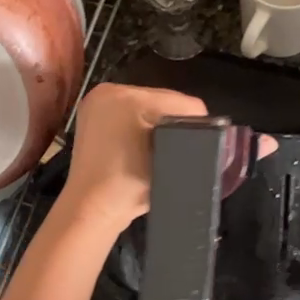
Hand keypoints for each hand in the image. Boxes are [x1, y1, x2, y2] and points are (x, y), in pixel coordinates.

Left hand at [61, 83, 209, 227]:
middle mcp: (111, 90)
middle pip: (162, 99)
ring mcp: (98, 100)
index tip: (206, 143)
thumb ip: (190, 140)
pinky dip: (137, 122)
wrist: (90, 209)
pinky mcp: (91, 111)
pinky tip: (142, 140)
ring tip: (164, 144)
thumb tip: (209, 135)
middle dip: (175, 121)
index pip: (183, 103)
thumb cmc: (130, 189)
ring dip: (156, 120)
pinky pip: (126, 110)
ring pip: (145, 103)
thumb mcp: (169, 162)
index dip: (200, 123)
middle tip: (185, 145)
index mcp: (131, 99)